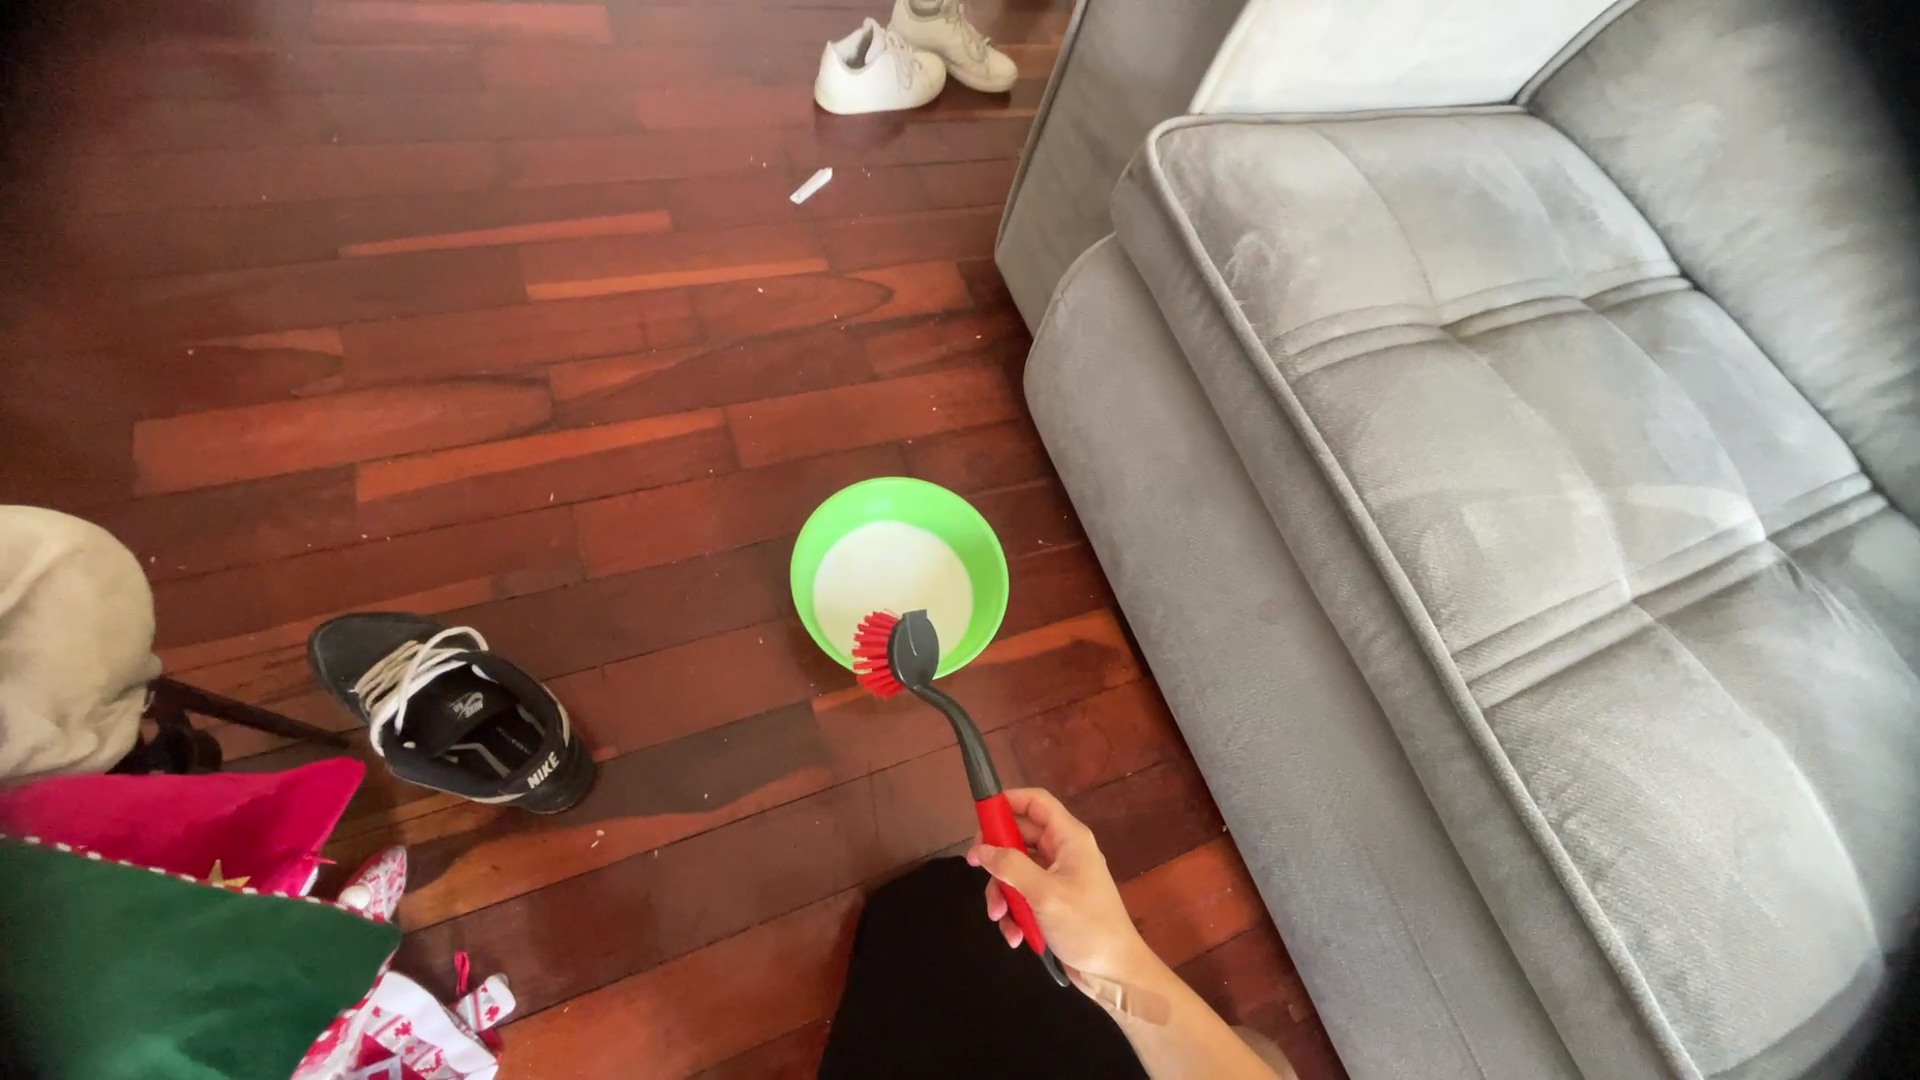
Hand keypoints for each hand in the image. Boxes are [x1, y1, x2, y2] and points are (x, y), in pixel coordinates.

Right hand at [966, 788, 1159, 994]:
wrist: (1115, 974)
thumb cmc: (1086, 925)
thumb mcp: (1044, 894)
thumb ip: (1010, 867)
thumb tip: (981, 850)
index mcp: (1069, 838)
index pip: (1035, 802)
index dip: (1008, 801)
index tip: (980, 816)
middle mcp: (1063, 851)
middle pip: (1020, 836)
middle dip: (997, 856)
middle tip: (975, 867)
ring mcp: (1058, 877)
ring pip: (1016, 868)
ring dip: (1003, 891)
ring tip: (999, 917)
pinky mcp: (1053, 901)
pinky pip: (1024, 894)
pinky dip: (1015, 911)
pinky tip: (1015, 935)